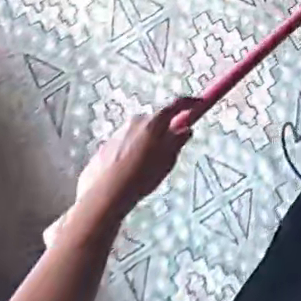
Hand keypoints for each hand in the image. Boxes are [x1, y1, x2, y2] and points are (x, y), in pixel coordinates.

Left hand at [74, 97, 201, 216]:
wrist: (103, 197)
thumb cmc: (141, 177)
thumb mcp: (167, 161)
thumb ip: (177, 142)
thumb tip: (185, 130)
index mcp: (153, 122)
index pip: (176, 105)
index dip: (189, 103)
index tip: (197, 103)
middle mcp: (134, 122)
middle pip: (154, 120)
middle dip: (162, 130)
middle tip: (166, 148)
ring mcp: (116, 134)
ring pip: (137, 134)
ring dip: (144, 143)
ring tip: (143, 169)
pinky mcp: (102, 149)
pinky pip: (121, 147)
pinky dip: (127, 155)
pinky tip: (127, 174)